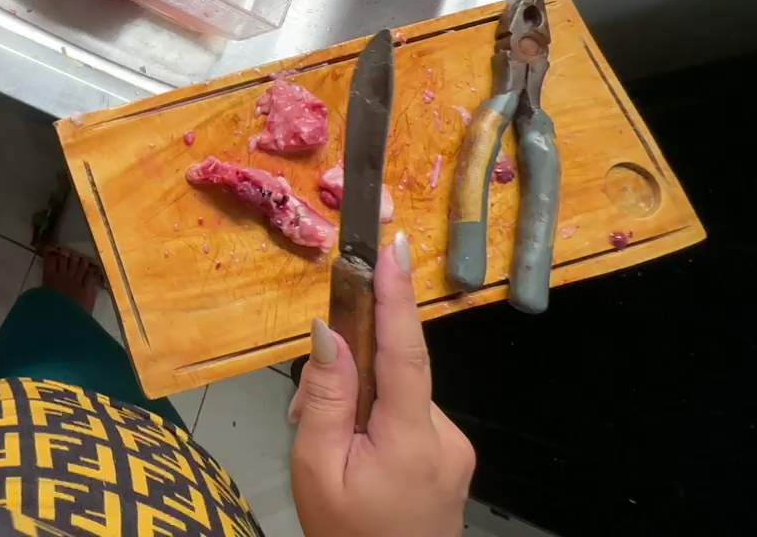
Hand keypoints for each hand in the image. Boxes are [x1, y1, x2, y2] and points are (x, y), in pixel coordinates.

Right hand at [289, 232, 474, 536]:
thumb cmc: (345, 532)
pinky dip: (368, 416)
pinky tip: (350, 450)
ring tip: (326, 445)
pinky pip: (401, 412)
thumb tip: (328, 331)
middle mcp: (445, 436)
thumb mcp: (316, 463)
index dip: (398, 297)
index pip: (405, 352)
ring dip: (353, 401)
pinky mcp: (446, 454)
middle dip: (344, 375)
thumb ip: (324, 395)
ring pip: (392, 392)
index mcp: (413, 439)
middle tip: (305, 420)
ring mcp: (451, 447)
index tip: (394, 249)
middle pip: (390, 371)